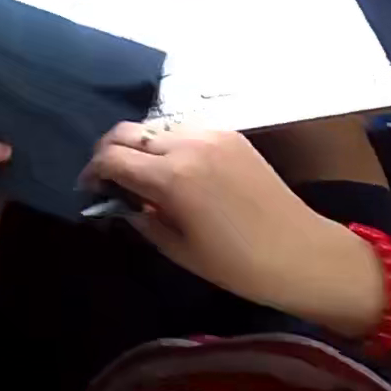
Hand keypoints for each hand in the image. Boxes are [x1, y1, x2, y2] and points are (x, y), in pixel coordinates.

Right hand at [82, 122, 383, 337]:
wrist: (300, 251)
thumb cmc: (237, 265)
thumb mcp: (178, 248)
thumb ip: (141, 217)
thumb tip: (119, 201)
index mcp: (172, 177)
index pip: (112, 157)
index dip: (92, 171)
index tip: (89, 188)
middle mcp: (187, 144)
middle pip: (128, 131)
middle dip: (108, 150)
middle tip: (106, 176)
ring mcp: (210, 134)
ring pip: (156, 126)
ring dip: (139, 144)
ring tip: (141, 173)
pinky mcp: (229, 133)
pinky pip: (185, 129)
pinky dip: (168, 143)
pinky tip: (174, 167)